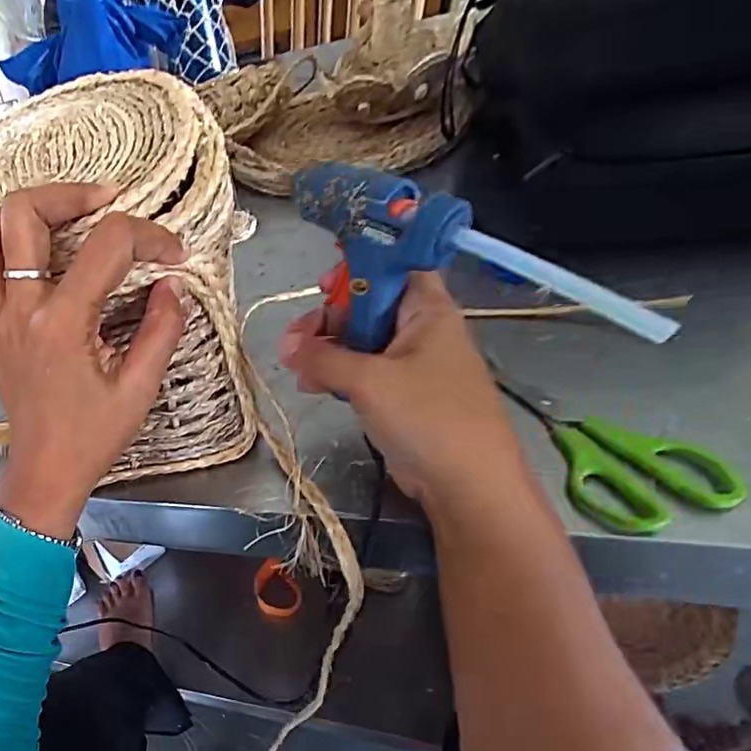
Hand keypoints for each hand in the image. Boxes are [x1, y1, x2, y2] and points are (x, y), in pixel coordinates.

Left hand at [0, 184, 186, 537]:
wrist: (48, 471)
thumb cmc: (94, 436)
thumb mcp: (141, 387)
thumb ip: (162, 330)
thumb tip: (172, 285)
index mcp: (64, 322)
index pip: (108, 245)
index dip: (149, 236)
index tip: (172, 255)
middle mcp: (21, 310)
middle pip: (24, 214)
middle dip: (70, 193)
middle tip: (104, 204)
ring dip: (7, 217)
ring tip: (46, 223)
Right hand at [277, 273, 526, 509]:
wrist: (465, 481)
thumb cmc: (426, 417)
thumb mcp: (369, 381)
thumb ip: (323, 359)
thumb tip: (285, 347)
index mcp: (427, 310)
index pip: (393, 269)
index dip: (357, 269)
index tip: (321, 286)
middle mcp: (420, 331)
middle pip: (368, 308)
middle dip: (328, 320)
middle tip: (294, 341)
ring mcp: (410, 365)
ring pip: (360, 343)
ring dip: (327, 352)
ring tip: (296, 369)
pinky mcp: (400, 396)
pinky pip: (363, 374)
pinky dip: (338, 376)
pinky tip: (312, 387)